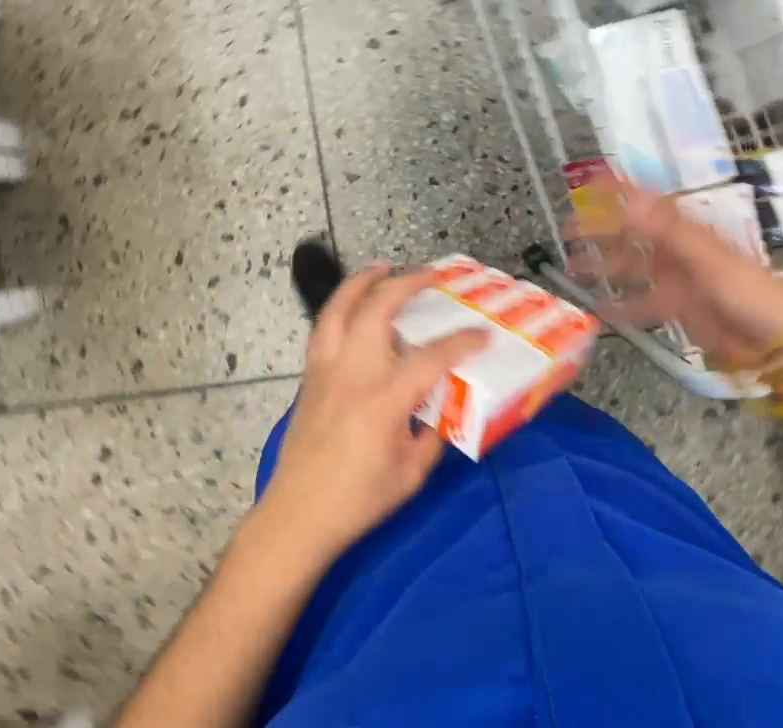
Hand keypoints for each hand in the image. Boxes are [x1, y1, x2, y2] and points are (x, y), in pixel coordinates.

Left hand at [249, 264, 488, 565]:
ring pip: (338, 309)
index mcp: (383, 400)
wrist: (298, 514)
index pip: (430, 357)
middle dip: (406, 284)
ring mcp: (325, 370)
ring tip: (381, 268)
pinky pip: (324, 329)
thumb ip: (433, 433)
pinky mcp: (309, 377)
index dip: (461, 342)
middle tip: (430, 275)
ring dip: (361, 283)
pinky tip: (352, 307)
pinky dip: (340, 308)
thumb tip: (447, 405)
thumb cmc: (359, 500)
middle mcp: (352, 373)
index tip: (484, 333)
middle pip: (376, 310)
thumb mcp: (411, 473)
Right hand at [567, 183, 782, 367]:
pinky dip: (620, 306)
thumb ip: (667, 229)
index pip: (647, 203)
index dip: (621, 190)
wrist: (777, 339)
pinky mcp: (675, 307)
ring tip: (572, 267)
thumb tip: (632, 200)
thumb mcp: (707, 257)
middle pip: (631, 235)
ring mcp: (674, 279)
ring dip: (602, 266)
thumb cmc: (749, 291)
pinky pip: (640, 303)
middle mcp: (676, 250)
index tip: (592, 180)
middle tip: (568, 229)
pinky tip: (598, 308)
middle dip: (599, 230)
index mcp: (686, 232)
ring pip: (629, 268)